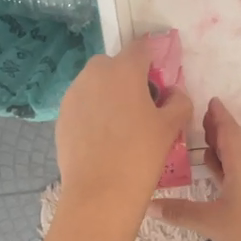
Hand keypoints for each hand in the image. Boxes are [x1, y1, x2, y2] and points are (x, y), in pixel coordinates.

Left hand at [55, 41, 192, 218]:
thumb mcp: (171, 127)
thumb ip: (179, 101)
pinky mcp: (61, 116)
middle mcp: (94, 73)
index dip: (153, 60)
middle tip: (142, 110)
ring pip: (96, 86)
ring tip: (121, 129)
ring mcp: (73, 94)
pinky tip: (103, 142)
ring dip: (109, 97)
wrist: (100, 193)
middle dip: (129, 80)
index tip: (160, 82)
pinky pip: (83, 106)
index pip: (141, 47)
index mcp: (124, 69)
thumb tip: (174, 93)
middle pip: (115, 65)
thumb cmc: (141, 156)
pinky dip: (94, 115)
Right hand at [151, 98, 240, 240]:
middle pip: (234, 141)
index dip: (217, 115)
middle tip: (196, 120)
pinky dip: (228, 167)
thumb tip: (149, 206)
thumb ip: (180, 212)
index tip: (207, 100)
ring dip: (221, 150)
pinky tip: (216, 174)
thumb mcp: (211, 222)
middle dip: (216, 130)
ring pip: (239, 158)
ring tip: (201, 144)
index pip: (228, 129)